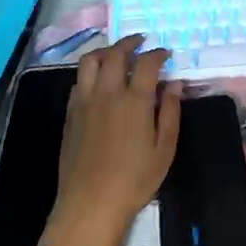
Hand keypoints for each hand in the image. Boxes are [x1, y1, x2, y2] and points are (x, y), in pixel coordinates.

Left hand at [45, 35, 182, 245]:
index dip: (158, 54)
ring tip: (117, 54)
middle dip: (130, 43)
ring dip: (106, 51)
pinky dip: (91, 71)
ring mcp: (84, 102)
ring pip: (89, 62)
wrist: (90, 203)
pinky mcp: (70, 114)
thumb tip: (174, 84)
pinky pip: (78, 80)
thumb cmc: (135, 179)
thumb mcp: (164, 148)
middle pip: (114, 54)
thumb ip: (170, 112)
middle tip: (141, 42)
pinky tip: (100, 80)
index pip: (146, 63)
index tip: (166, 54)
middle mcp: (106, 93)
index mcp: (133, 101)